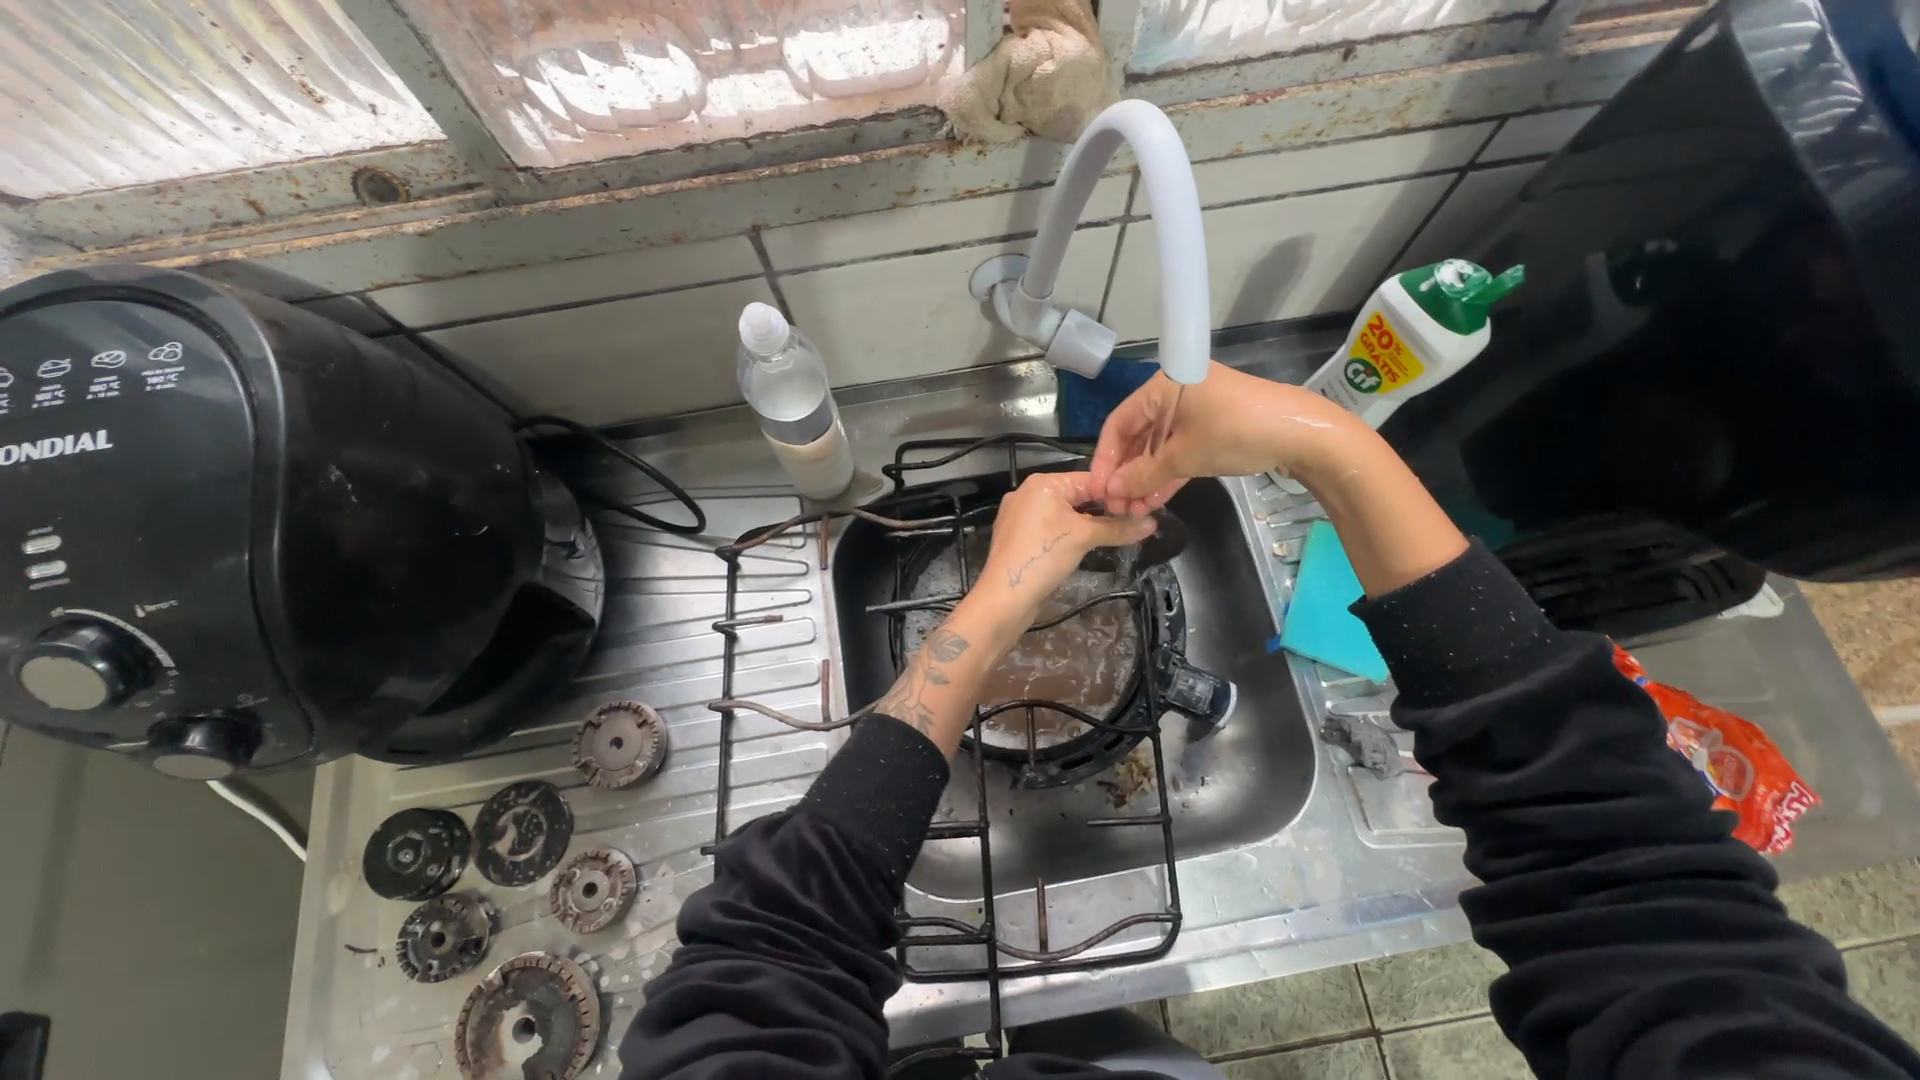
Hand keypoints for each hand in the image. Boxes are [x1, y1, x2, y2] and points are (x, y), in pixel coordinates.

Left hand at [870, 472, 1152, 757]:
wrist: (1005, 596)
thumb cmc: (1044, 556)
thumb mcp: (1084, 538)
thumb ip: (1118, 529)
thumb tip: (1153, 524)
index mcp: (1043, 483)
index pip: (1090, 479)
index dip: (1116, 493)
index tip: (1142, 506)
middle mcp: (1028, 492)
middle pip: (1077, 494)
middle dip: (1103, 509)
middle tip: (1133, 521)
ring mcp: (1020, 515)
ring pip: (1064, 512)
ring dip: (1089, 523)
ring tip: (1116, 533)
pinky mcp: (1018, 536)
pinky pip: (1051, 527)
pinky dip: (1070, 533)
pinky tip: (1086, 545)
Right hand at [1088, 363, 1359, 515]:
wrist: (1301, 434)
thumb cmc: (1236, 433)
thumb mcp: (1185, 456)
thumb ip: (1143, 475)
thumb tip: (1113, 492)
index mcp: (1163, 386)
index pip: (1119, 423)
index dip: (1106, 459)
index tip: (1098, 490)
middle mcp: (1175, 393)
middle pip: (1138, 436)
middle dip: (1126, 473)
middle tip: (1114, 505)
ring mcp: (1196, 411)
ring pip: (1158, 448)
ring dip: (1144, 478)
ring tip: (1131, 509)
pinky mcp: (1212, 429)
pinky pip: (1179, 451)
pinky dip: (1167, 474)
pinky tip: (1152, 500)